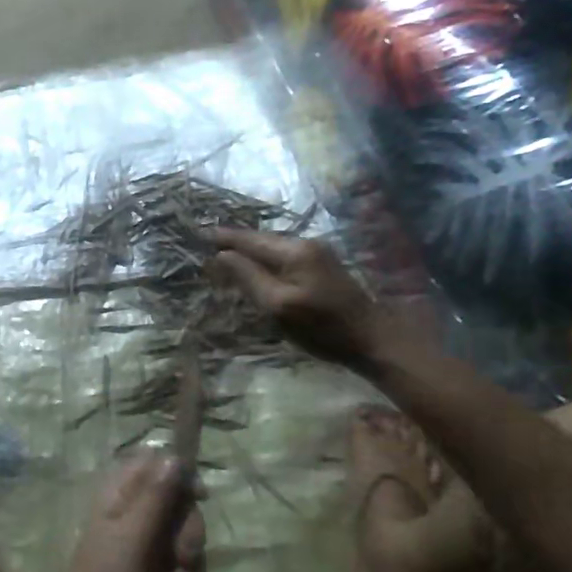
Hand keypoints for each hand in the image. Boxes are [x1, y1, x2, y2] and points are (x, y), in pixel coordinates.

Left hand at [51, 453, 205, 571]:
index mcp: (121, 493)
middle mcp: (136, 514)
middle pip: (182, 504)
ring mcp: (149, 547)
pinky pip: (187, 571)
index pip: (158, 464)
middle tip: (178, 555)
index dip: (181, 476)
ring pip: (189, 541)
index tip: (199, 496)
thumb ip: (157, 494)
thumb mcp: (135, 533)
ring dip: (185, 569)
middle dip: (187, 534)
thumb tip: (175, 456)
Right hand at [208, 228, 392, 368]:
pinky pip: (284, 257)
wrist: (372, 339)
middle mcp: (305, 243)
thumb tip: (222, 255)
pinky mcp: (323, 266)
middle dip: (235, 242)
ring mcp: (317, 253)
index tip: (199, 233)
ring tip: (226, 255)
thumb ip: (248, 277)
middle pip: (261, 240)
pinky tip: (256, 267)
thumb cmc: (321, 327)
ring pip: (273, 248)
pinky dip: (265, 260)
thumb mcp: (278, 305)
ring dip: (250, 251)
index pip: (249, 239)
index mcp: (293, 250)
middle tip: (208, 245)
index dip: (223, 237)